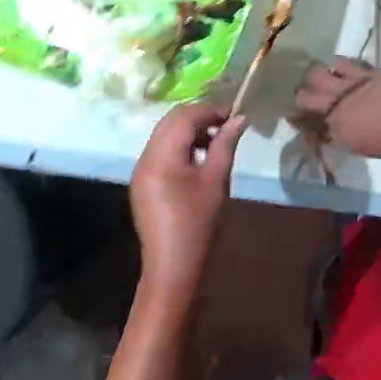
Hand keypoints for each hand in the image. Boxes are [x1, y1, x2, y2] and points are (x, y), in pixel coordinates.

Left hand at [130, 104, 246, 296]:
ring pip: (164, 135)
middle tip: (227, 124)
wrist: (173, 269)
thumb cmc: (199, 225)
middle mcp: (145, 158)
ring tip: (216, 142)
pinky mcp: (143, 183)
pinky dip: (180, 146)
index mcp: (161, 156)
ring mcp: (141, 171)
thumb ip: (225, 144)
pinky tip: (199, 160)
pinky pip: (160, 152)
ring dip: (189, 131)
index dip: (210, 110)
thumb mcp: (217, 181)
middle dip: (199, 117)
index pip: (184, 117)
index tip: (235, 114)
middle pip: (170, 121)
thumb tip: (239, 119)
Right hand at [293, 58, 380, 160]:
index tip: (297, 111)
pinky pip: (347, 61)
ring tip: (323, 76)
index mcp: (332, 118)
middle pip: (308, 83)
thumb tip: (319, 127)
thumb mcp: (350, 144)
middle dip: (303, 87)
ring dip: (319, 71)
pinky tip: (339, 68)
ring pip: (323, 67)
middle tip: (308, 92)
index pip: (303, 108)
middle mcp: (338, 96)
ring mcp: (353, 81)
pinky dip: (338, 64)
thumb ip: (332, 133)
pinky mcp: (368, 71)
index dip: (296, 108)